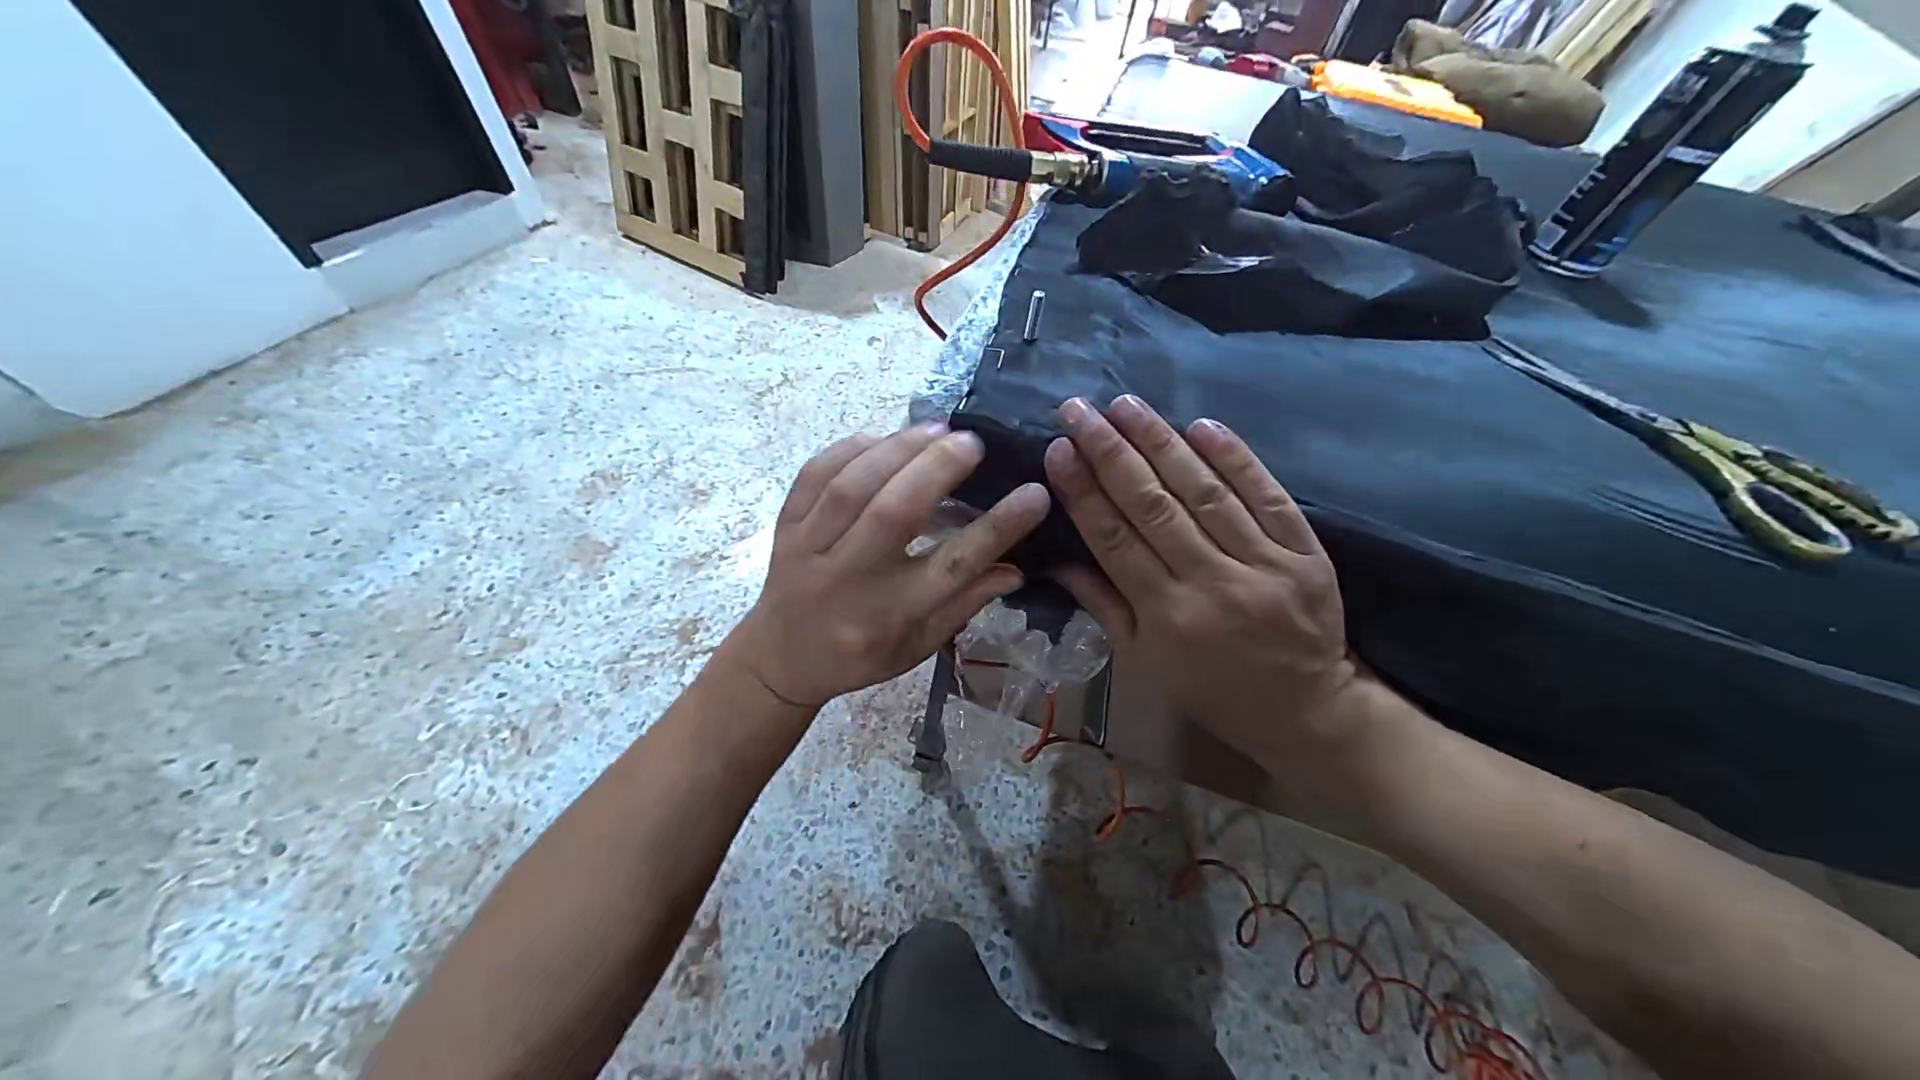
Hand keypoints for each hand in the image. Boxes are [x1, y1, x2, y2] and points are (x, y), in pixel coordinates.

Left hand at [730, 423, 1050, 708]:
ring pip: (853, 486)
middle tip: (973, 442)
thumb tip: (1017, 567)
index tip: (1035, 494)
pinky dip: (850, 448)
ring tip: (936, 429)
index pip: (953, 566)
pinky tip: (882, 438)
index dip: (998, 527)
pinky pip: (815, 474)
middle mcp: (848, 579)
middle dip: (938, 468)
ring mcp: (809, 548)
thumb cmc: (859, 656)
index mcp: (888, 615)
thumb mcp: (917, 645)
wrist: (781, 657)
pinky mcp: (786, 525)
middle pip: (895, 512)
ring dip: (898, 448)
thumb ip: (964, 604)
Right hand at [1043, 395, 1360, 764]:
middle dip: (1110, 452)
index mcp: (1167, 615)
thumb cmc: (1211, 690)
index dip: (1083, 491)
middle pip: (1153, 505)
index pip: (1114, 539)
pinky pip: (1267, 496)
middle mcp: (1212, 584)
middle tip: (1079, 410)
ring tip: (1126, 404)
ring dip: (1162, 442)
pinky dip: (1235, 458)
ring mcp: (1263, 564)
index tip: (1059, 448)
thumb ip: (1103, 605)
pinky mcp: (1305, 553)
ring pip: (1205, 492)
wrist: (1305, 711)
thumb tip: (1058, 560)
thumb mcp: (1144, 660)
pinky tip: (1201, 424)